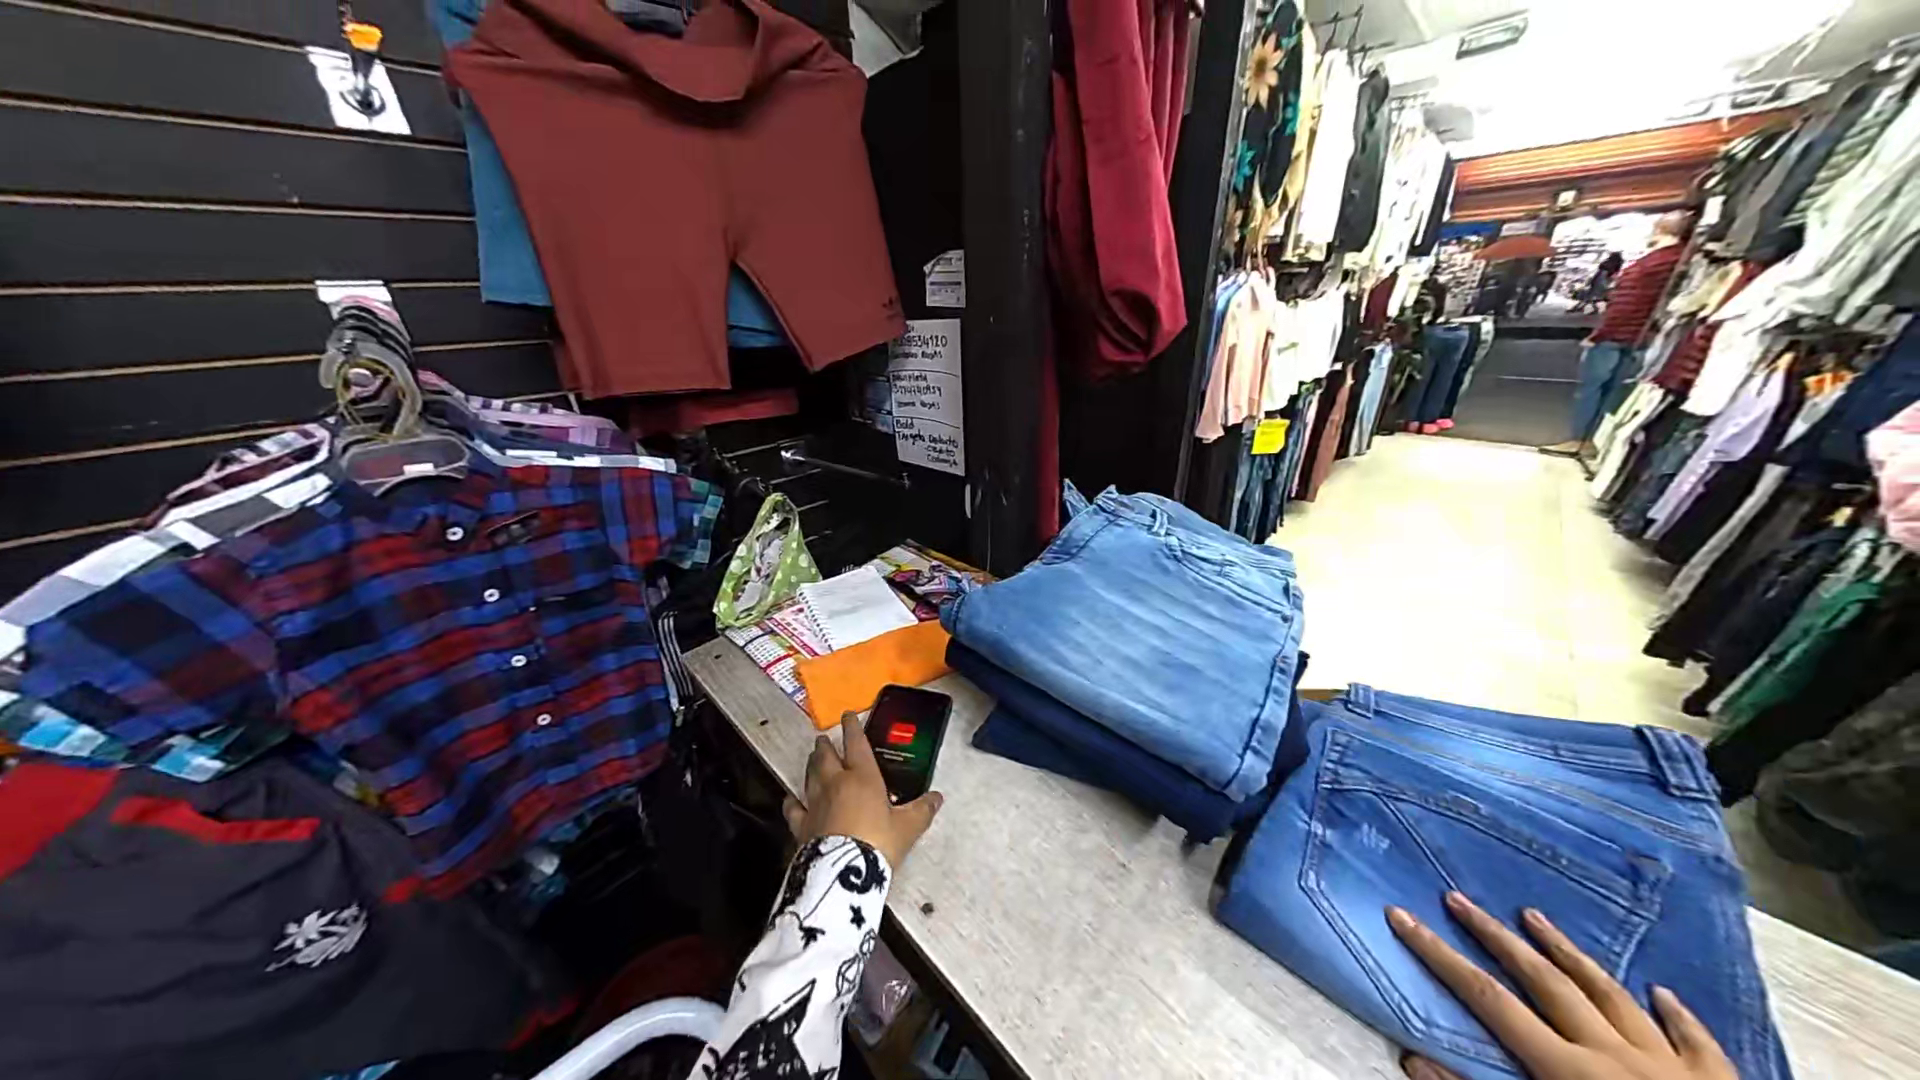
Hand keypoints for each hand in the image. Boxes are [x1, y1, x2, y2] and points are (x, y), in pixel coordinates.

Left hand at [783, 714, 943, 869]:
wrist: (844, 874)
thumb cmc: (878, 844)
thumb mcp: (907, 827)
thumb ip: (922, 810)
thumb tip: (937, 798)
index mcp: (863, 778)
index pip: (856, 744)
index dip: (853, 727)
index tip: (848, 715)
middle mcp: (836, 784)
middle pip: (826, 757)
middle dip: (826, 745)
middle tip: (824, 738)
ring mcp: (815, 803)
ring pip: (810, 775)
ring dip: (811, 764)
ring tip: (812, 757)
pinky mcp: (801, 825)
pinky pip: (793, 807)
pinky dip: (792, 801)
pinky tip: (790, 798)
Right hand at [1386, 893, 1736, 1079]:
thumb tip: (1413, 1059)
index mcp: (1567, 1071)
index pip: (1485, 997)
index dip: (1437, 953)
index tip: (1400, 914)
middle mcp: (1613, 1055)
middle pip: (1542, 979)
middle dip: (1494, 935)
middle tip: (1459, 898)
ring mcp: (1672, 1068)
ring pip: (1609, 993)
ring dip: (1566, 952)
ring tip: (1534, 916)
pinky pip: (1695, 1042)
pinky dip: (1675, 1014)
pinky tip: (1659, 991)